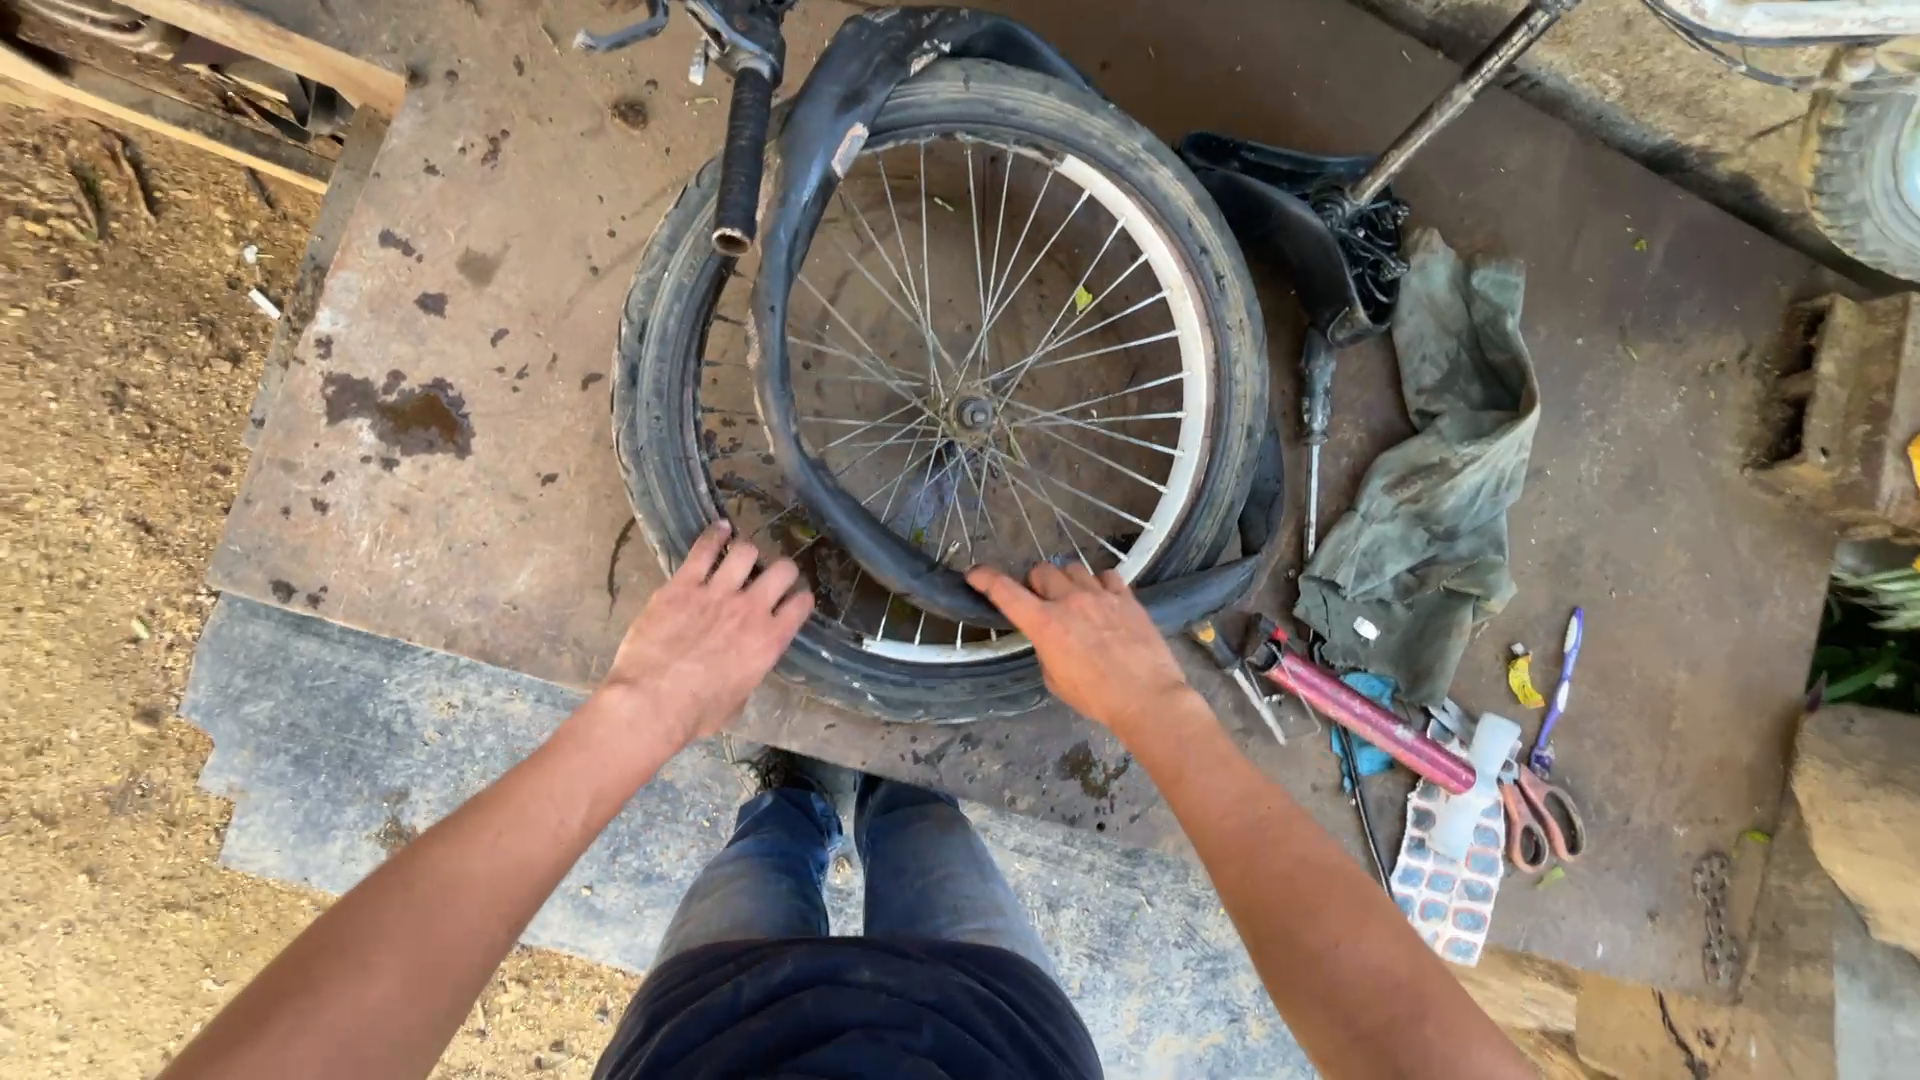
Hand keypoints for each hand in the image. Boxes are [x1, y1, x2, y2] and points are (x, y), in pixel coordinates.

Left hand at [598, 522, 813, 746]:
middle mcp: (751, 610)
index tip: (795, 599)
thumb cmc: (695, 713)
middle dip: (781, 571)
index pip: (801, 605)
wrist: (651, 702)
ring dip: (747, 554)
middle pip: (783, 570)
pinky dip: (715, 535)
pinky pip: (704, 549)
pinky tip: (719, 529)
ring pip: (746, 552)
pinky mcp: (683, 585)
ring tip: (742, 558)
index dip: (801, 599)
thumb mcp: (737, 702)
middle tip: (771, 577)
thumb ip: (747, 676)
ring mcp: (717, 593)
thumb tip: (741, 672)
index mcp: (769, 641)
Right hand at [966, 562, 1196, 732]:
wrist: (1147, 698)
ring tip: (1073, 596)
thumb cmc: (1096, 698)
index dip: (985, 578)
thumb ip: (1046, 651)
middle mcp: (1070, 601)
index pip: (1005, 591)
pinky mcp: (1127, 598)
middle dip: (1035, 582)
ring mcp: (1100, 595)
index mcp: (1045, 624)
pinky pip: (1107, 575)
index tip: (974, 573)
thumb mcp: (1055, 680)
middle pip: (1042, 570)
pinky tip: (1102, 597)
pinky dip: (1099, 582)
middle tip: (1040, 599)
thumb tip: (1052, 638)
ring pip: (1073, 568)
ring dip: (1066, 580)